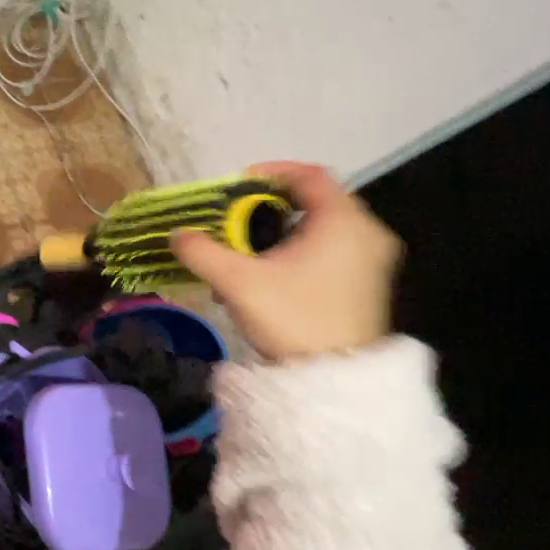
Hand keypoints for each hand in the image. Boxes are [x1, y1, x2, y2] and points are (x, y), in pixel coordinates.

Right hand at [170, 161, 401, 361]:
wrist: (335, 376)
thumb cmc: (293, 317)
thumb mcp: (238, 282)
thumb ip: (203, 252)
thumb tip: (178, 235)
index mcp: (342, 221)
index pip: (310, 175)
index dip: (271, 173)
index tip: (237, 185)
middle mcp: (365, 231)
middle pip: (314, 201)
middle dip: (269, 208)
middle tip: (234, 220)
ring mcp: (371, 258)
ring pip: (319, 229)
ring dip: (278, 234)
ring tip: (242, 255)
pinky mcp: (365, 282)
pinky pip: (328, 250)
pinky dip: (295, 251)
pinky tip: (265, 277)